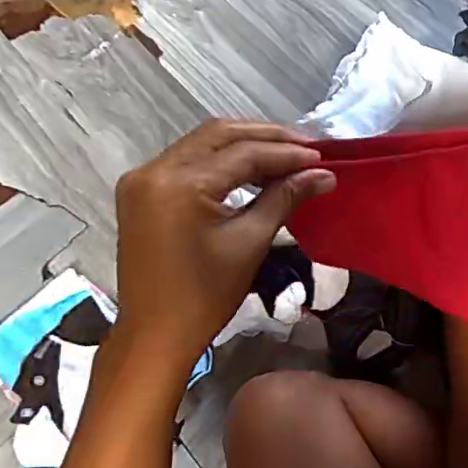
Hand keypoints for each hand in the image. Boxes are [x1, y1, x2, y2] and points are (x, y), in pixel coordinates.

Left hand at [114, 121, 334, 362]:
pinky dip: (224, 160)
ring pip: (203, 144)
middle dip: (266, 137)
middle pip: (218, 135)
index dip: (287, 153)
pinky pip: (189, 161)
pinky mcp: (143, 192)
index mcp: (179, 183)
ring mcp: (143, 179)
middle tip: (308, 147)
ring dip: (246, 145)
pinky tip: (254, 170)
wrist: (157, 332)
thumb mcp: (251, 242)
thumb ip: (284, 198)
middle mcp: (154, 170)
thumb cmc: (207, 294)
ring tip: (287, 155)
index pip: (242, 154)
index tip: (323, 158)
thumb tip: (323, 175)